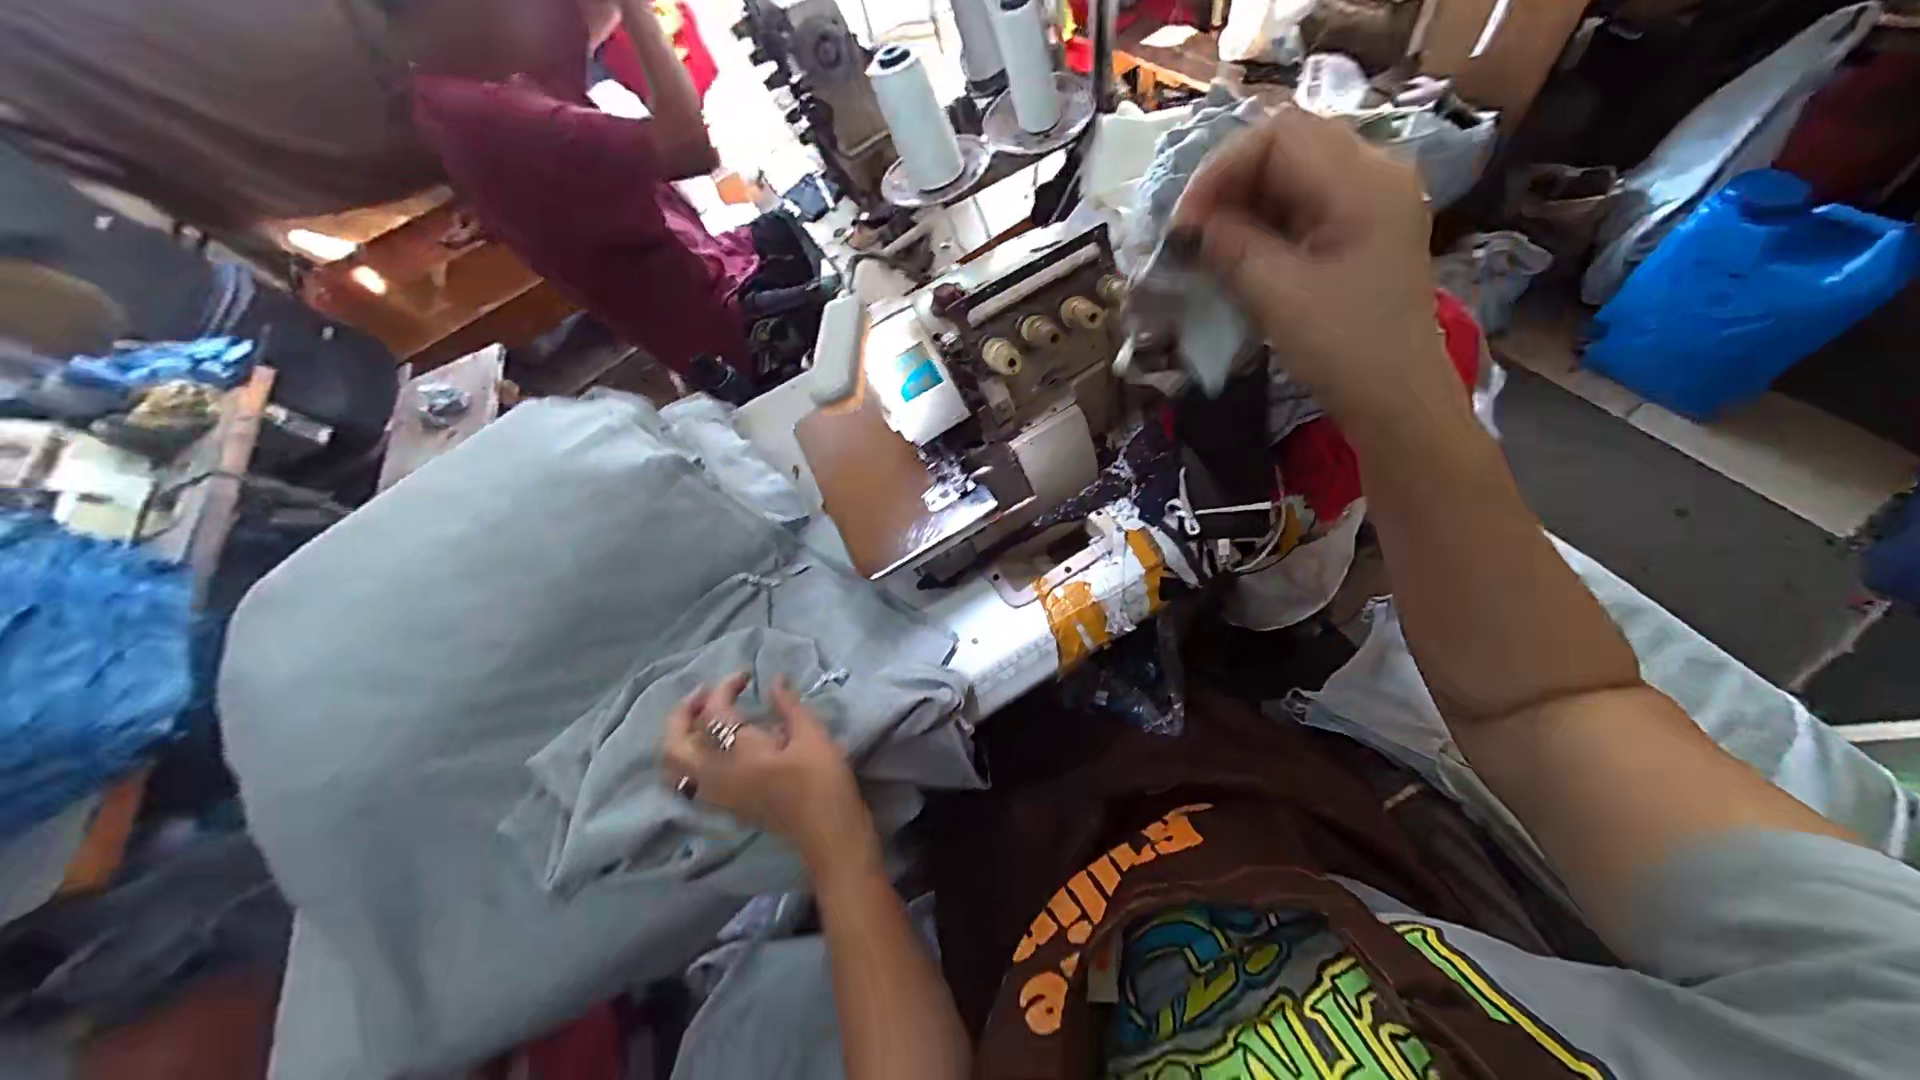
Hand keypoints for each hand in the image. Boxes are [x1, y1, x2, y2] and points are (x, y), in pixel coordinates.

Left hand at [661, 673, 878, 877]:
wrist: (828, 834)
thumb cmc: (822, 782)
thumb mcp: (812, 736)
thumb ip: (787, 706)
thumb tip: (774, 680)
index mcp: (738, 754)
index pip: (714, 713)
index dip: (724, 688)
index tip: (746, 676)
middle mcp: (717, 775)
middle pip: (674, 744)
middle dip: (682, 713)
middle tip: (704, 694)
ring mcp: (718, 795)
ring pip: (676, 767)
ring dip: (680, 737)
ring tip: (702, 719)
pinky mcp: (726, 806)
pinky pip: (689, 781)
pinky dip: (689, 759)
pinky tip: (712, 748)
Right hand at [1173, 107, 1460, 427]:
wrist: (1395, 398)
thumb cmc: (1343, 348)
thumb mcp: (1278, 294)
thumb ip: (1232, 245)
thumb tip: (1190, 222)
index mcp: (1363, 181)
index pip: (1280, 135)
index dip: (1221, 169)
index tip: (1185, 221)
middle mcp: (1374, 173)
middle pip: (1288, 144)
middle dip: (1230, 181)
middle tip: (1192, 229)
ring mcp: (1371, 200)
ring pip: (1294, 172)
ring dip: (1244, 199)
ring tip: (1209, 240)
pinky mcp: (1360, 228)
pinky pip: (1304, 202)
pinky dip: (1264, 217)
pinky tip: (1240, 248)